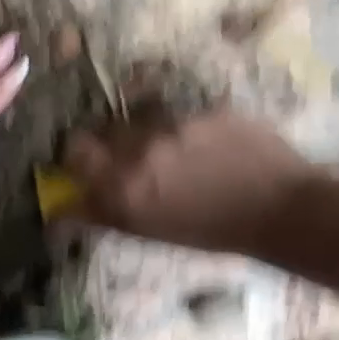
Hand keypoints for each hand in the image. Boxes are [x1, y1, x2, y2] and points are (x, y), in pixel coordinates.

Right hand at [65, 109, 324, 254]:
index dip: (77, 153)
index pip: (75, 149)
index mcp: (120, 183)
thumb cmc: (205, 230)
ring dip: (147, 128)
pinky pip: (184, 113)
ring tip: (171, 146)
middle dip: (111, 140)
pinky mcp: (211, 110)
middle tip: (129, 155)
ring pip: (144, 116)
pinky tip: (206, 145)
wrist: (281, 210)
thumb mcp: (142, 229)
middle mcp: (141, 149)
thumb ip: (97, 212)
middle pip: (106, 128)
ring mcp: (178, 125)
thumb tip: (57, 208)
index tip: (86, 161)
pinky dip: (187, 127)